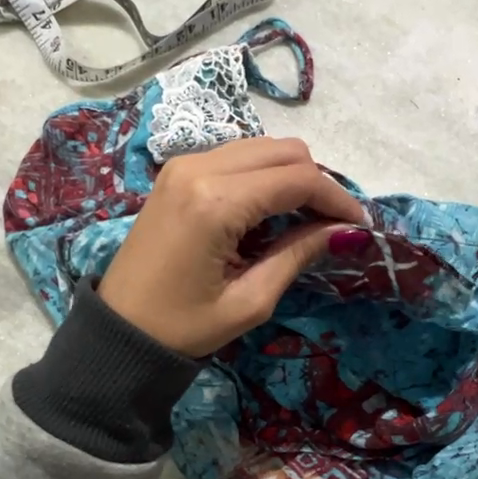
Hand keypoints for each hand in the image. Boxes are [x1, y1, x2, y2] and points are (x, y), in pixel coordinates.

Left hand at [98, 137, 369, 356]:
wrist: (118, 331)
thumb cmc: (182, 327)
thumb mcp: (249, 301)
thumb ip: (297, 255)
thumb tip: (342, 231)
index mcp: (216, 202)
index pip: (297, 178)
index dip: (336, 199)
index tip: (359, 226)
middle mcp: (199, 168)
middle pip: (283, 151)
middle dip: (317, 183)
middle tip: (333, 224)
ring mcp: (183, 165)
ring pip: (261, 148)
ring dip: (290, 176)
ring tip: (305, 220)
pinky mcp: (175, 172)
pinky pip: (235, 158)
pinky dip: (263, 176)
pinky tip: (271, 212)